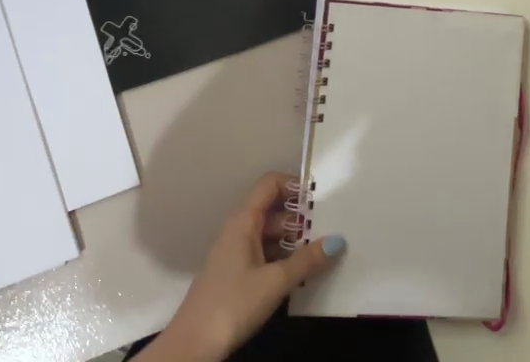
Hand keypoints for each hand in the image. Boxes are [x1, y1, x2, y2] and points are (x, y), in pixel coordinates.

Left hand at [142, 173, 344, 361]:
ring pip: (269, 234)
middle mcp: (238, 231)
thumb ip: (306, 260)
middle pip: (272, 209)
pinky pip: (264, 254)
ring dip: (294, 239)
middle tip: (329, 228)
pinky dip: (283, 257)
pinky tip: (301, 273)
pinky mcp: (235, 275)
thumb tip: (337, 241)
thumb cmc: (232, 304)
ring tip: (321, 251)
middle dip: (300, 216)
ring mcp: (235, 253)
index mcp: (244, 221)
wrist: (191, 347)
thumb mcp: (275, 282)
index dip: (294, 184)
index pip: (269, 184)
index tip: (320, 198)